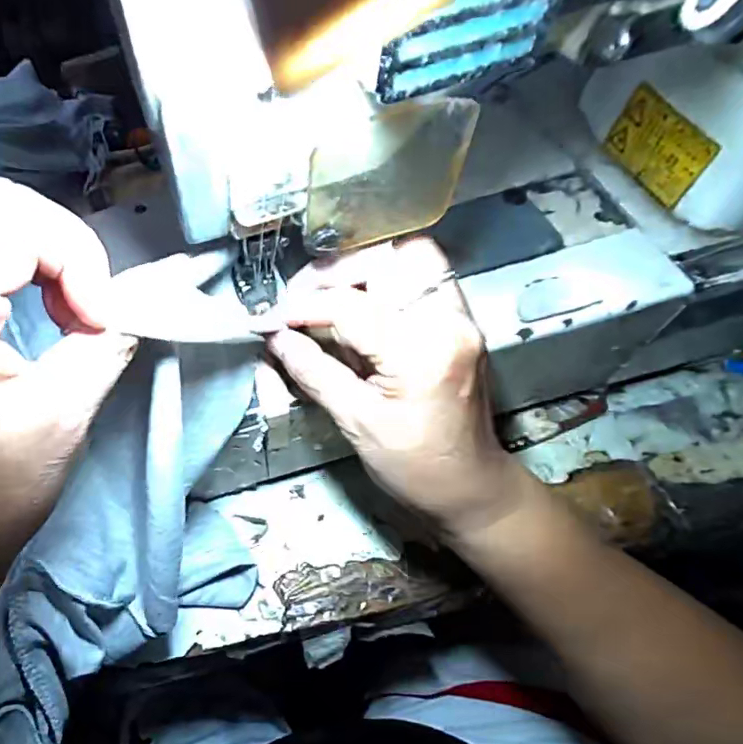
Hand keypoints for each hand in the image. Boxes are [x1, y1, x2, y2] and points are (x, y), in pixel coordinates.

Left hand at [0, 165, 138, 604]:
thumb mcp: (66, 412)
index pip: (8, 219)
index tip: (99, 323)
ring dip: (22, 239)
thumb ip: (105, 341)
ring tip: (55, 297)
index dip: (74, 257)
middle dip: (54, 243)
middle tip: (83, 309)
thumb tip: (133, 301)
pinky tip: (26, 301)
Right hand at [265, 237, 530, 540]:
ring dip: (365, 269)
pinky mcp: (460, 323)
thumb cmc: (414, 467)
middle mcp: (449, 322)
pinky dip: (386, 283)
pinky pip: (422, 280)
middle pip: (391, 256)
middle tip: (302, 296)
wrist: (468, 486)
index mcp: (422, 353)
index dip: (304, 307)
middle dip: (338, 270)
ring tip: (327, 296)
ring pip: (412, 258)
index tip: (274, 318)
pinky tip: (360, 307)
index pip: (351, 305)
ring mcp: (460, 319)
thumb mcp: (356, 422)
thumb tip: (277, 338)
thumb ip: (314, 371)